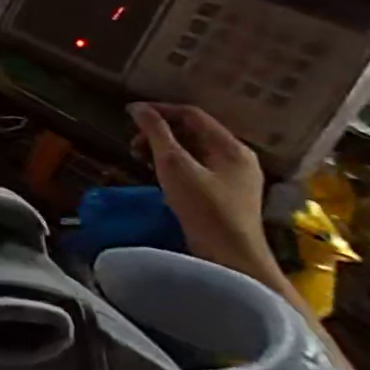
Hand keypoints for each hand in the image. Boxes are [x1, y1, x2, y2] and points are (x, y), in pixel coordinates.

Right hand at [128, 103, 276, 281]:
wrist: (231, 262)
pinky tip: (158, 175)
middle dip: (160, 132)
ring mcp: (235, 179)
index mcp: (231, 147)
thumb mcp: (174, 166)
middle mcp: (238, 158)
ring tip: (141, 158)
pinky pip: (197, 169)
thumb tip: (137, 107)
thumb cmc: (204, 209)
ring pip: (194, 151)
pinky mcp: (227, 197)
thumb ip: (156, 133)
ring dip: (165, 149)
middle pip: (193, 132)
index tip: (131, 114)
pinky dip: (175, 166)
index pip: (192, 114)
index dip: (160, 110)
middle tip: (133, 142)